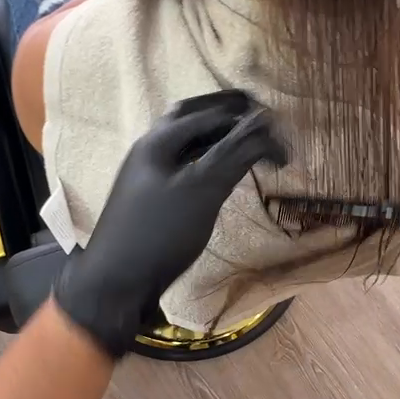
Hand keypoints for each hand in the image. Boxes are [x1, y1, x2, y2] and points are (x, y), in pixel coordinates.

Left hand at [55, 91, 287, 355]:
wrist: (116, 284)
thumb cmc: (161, 234)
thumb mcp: (203, 189)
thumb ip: (234, 152)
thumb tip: (266, 121)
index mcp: (160, 139)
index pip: (215, 114)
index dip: (252, 121)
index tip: (283, 139)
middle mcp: (150, 149)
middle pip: (193, 117)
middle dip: (228, 114)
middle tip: (261, 119)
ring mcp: (147, 175)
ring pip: (186, 142)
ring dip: (217, 136)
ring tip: (246, 143)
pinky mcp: (150, 200)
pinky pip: (183, 166)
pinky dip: (207, 160)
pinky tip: (220, 175)